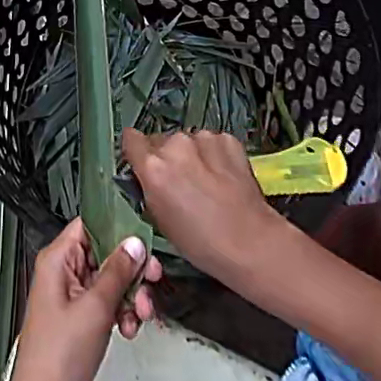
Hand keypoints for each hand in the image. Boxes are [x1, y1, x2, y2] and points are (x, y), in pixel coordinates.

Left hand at [6, 219, 161, 380]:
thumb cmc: (58, 356)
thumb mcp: (96, 306)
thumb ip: (118, 271)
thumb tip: (134, 242)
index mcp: (57, 260)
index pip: (90, 225)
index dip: (118, 228)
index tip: (145, 239)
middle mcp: (62, 273)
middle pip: (105, 252)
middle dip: (132, 268)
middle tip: (153, 279)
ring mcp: (71, 296)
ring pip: (111, 279)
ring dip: (131, 294)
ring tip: (140, 314)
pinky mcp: (80, 317)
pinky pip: (108, 302)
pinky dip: (122, 311)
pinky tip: (129, 327)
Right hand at [122, 128, 289, 281]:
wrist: (249, 242)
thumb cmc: (198, 241)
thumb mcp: (158, 216)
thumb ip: (148, 186)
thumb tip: (148, 174)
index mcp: (153, 166)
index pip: (131, 139)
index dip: (136, 150)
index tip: (142, 161)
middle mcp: (176, 145)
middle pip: (161, 140)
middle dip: (166, 156)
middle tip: (179, 180)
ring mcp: (204, 139)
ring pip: (188, 141)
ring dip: (192, 154)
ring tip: (206, 180)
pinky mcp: (229, 141)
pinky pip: (212, 142)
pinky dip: (214, 154)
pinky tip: (223, 176)